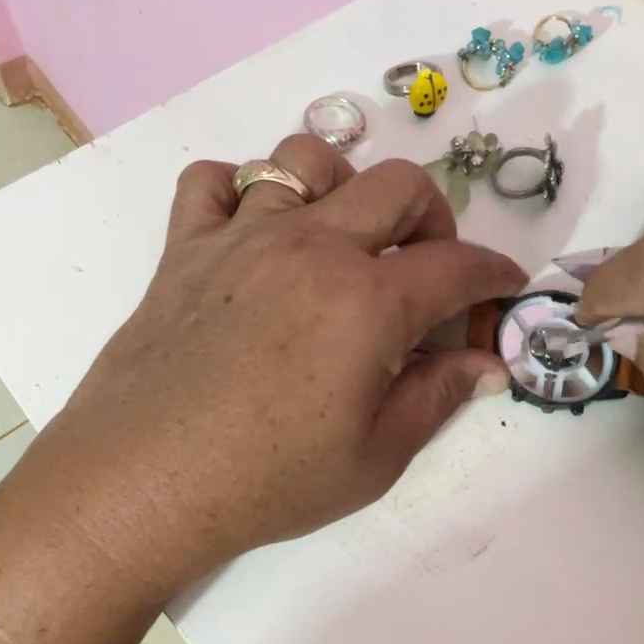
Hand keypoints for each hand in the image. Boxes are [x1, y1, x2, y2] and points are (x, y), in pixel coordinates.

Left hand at [19, 134, 525, 590]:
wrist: (141, 484)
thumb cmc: (264, 483)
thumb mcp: (373, 460)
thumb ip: (436, 398)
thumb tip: (484, 363)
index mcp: (365, 301)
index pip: (455, 267)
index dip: (493, 276)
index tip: (502, 290)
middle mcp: (307, 247)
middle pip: (396, 186)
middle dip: (434, 220)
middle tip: (426, 272)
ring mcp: (240, 239)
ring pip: (304, 159)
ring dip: (342, 187)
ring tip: (343, 238)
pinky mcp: (184, 249)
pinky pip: (212, 180)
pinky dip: (240, 190)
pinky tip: (253, 233)